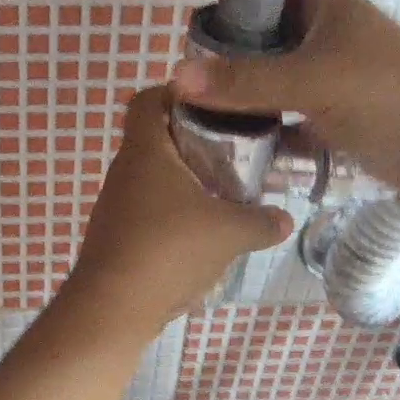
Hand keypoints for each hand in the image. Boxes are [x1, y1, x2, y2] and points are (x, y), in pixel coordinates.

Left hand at [63, 86, 291, 331]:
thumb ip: (262, 220)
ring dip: (184, 182)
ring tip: (223, 193)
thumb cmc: (169, 250)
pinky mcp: (115, 236)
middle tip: (233, 151)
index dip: (177, 92)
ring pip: (152, 178)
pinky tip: (200, 234)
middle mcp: (123, 171)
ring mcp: (115, 205)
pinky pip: (146, 211)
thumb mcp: (230, 232)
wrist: (113, 307)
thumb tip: (286, 218)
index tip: (215, 104)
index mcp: (144, 151)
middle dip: (193, 141)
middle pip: (155, 138)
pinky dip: (171, 215)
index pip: (148, 99)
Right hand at [172, 0, 399, 198]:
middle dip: (228, 43)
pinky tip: (224, 136)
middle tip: (183, 58)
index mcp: (329, 1)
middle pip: (267, 28)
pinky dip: (260, 125)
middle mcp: (327, 32)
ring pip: (273, 73)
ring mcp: (330, 76)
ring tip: (193, 98)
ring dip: (241, 86)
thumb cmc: (390, 97)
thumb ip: (245, 81)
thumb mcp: (312, 82)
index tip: (200, 1)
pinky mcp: (331, 116)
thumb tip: (175, 76)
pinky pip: (283, 115)